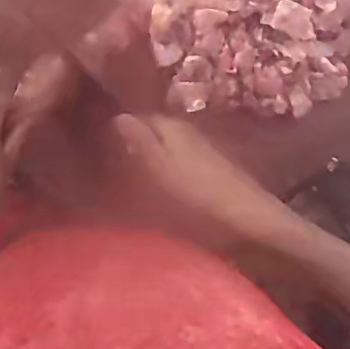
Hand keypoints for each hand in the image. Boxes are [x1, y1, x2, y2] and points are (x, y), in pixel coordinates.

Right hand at [110, 113, 349, 309]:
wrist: (259, 234)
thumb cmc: (203, 204)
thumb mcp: (161, 175)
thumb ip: (138, 143)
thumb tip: (115, 115)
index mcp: (170, 126)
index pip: (131, 116)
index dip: (111, 129)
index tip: (90, 147)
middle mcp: (185, 132)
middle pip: (146, 132)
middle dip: (126, 145)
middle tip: (100, 170)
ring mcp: (200, 153)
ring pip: (160, 150)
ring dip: (143, 163)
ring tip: (121, 186)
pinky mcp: (210, 176)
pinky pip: (175, 168)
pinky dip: (161, 178)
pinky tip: (152, 198)